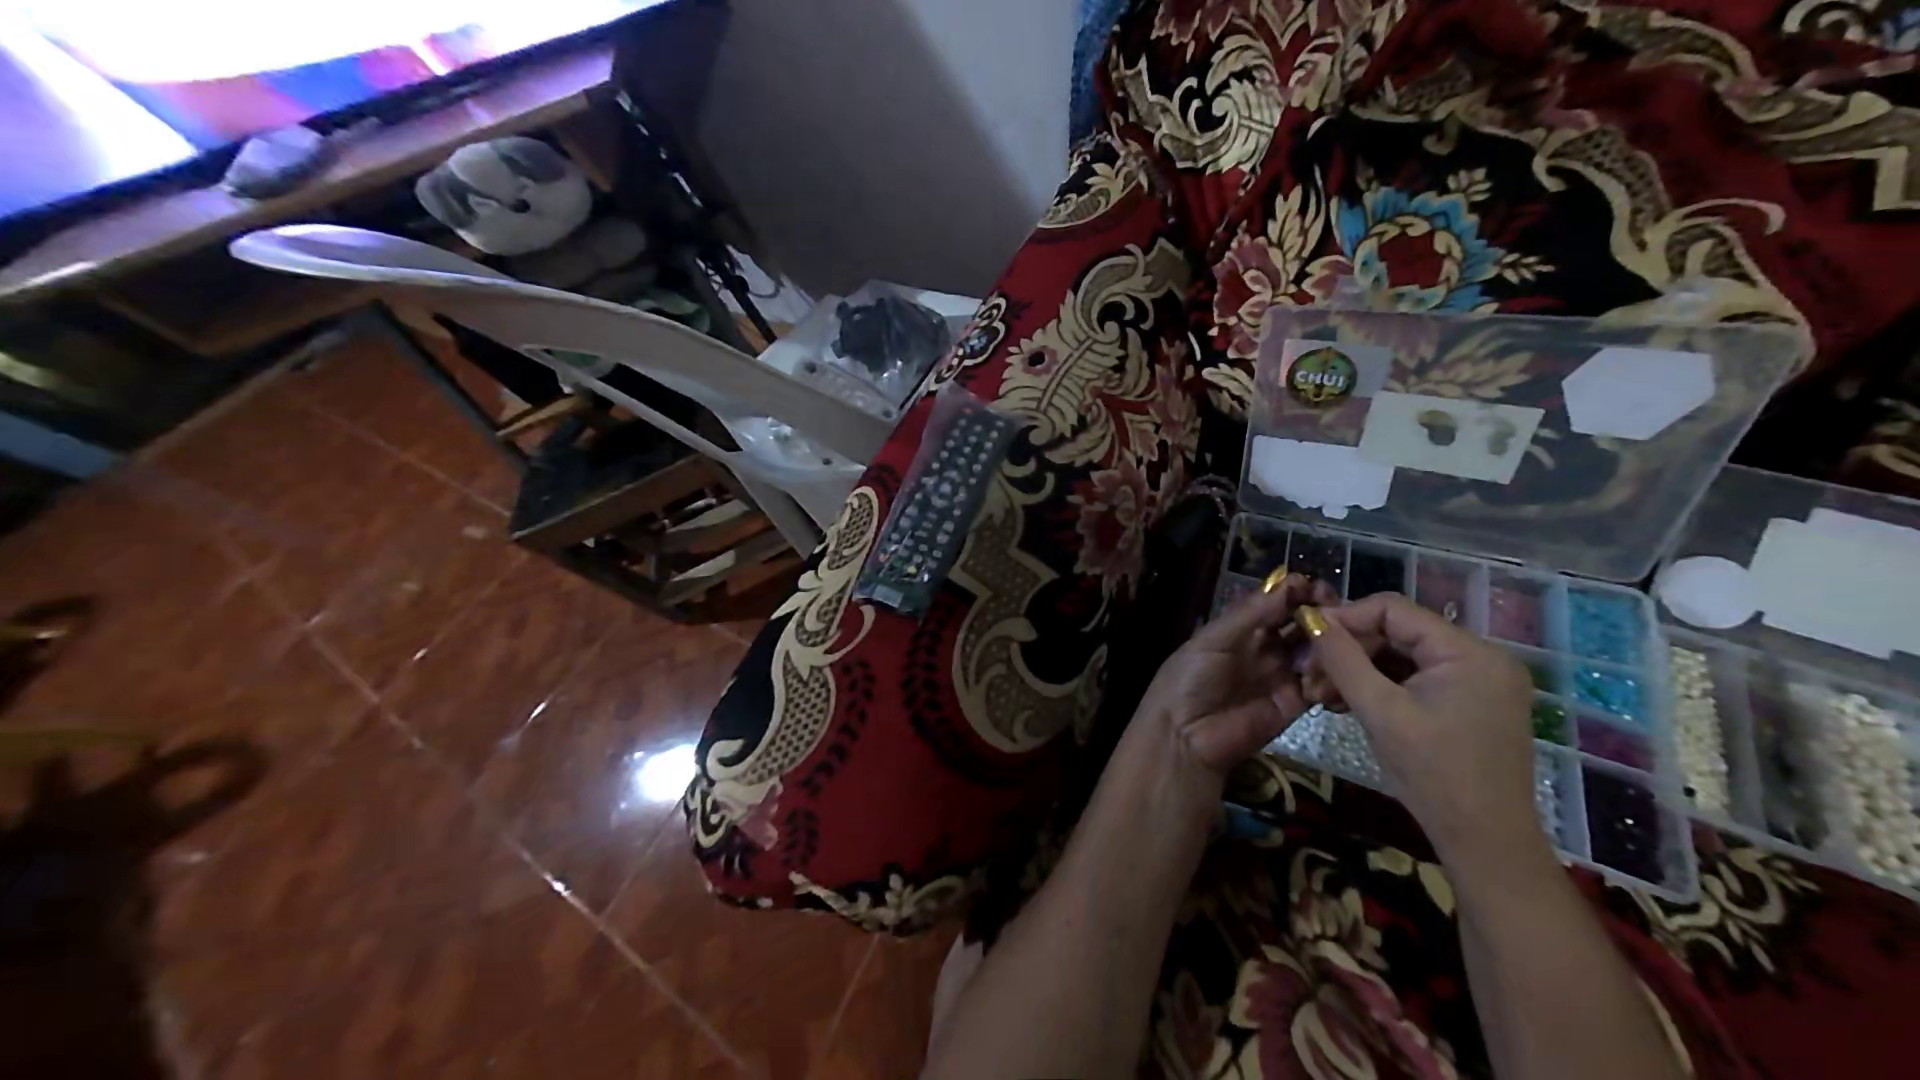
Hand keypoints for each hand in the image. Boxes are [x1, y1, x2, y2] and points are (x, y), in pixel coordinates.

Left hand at [1136, 574, 1336, 776]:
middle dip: (1317, 613)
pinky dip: (1329, 672)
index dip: (1294, 593)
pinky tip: (1336, 664)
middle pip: (1297, 624)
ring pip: (1312, 651)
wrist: (1185, 736)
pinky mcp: (1294, 703)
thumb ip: (1251, 614)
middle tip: (1337, 608)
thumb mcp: (1214, 639)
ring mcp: (1279, 675)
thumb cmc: (1190, 678)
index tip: (1316, 585)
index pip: (1273, 604)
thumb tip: (1289, 584)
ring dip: (1327, 641)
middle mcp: (1261, 649)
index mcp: (1238, 630)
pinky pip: (1318, 683)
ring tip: (1342, 634)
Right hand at [1302, 592, 1542, 862]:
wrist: (1484, 841)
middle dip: (1348, 650)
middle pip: (1397, 632)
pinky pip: (1415, 679)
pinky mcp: (1471, 704)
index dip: (1344, 618)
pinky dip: (1380, 687)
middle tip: (1308, 677)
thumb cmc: (1432, 773)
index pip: (1393, 610)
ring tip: (1320, 695)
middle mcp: (1481, 657)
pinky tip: (1346, 703)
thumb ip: (1342, 659)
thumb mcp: (1379, 711)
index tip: (1306, 637)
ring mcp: (1478, 682)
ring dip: (1358, 670)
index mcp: (1468, 652)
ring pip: (1402, 656)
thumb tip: (1310, 618)